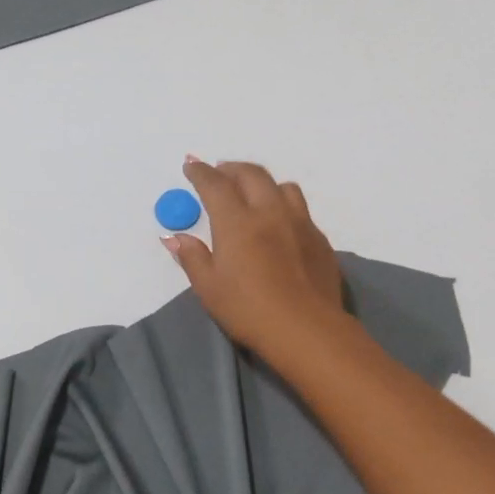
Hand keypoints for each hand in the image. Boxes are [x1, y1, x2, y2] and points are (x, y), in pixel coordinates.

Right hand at [163, 157, 353, 366]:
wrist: (306, 328)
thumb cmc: (247, 310)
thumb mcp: (208, 288)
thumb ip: (192, 257)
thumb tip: (174, 236)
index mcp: (237, 223)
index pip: (215, 185)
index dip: (200, 172)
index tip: (190, 165)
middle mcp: (270, 213)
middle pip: (252, 175)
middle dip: (231, 168)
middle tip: (219, 172)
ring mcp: (300, 223)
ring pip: (282, 186)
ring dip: (262, 182)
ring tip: (252, 193)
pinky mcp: (319, 239)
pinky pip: (300, 209)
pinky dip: (282, 205)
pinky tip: (277, 224)